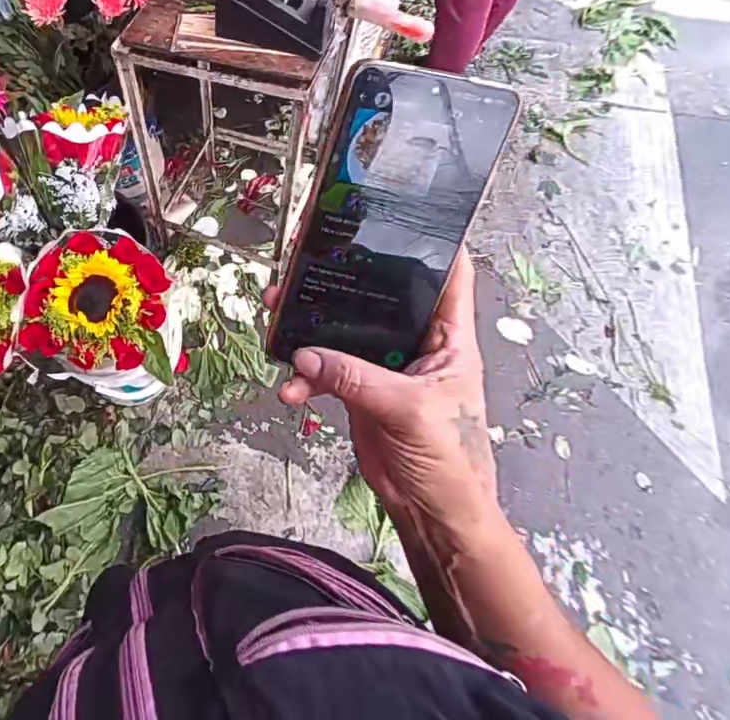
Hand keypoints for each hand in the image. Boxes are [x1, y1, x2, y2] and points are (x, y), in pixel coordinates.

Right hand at [268, 251, 499, 535]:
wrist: (431, 513)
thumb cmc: (450, 460)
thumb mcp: (408, 412)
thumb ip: (356, 380)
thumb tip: (308, 356)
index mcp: (448, 337)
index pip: (449, 275)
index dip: (434, 243)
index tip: (403, 215)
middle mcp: (418, 343)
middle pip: (382, 297)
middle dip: (346, 282)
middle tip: (310, 262)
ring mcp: (387, 365)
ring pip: (347, 331)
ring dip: (314, 328)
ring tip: (279, 316)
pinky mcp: (362, 389)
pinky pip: (328, 372)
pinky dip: (307, 378)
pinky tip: (291, 389)